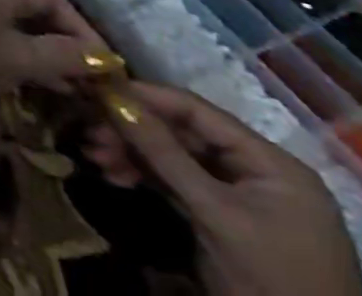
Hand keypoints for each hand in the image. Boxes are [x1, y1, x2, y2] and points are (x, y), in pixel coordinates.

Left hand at [0, 0, 108, 109]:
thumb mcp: (21, 59)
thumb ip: (65, 56)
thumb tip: (104, 60)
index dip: (84, 32)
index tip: (108, 67)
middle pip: (37, 10)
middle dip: (68, 45)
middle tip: (97, 81)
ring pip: (19, 25)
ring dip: (48, 54)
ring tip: (79, 89)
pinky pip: (0, 35)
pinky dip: (24, 56)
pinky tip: (47, 85)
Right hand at [85, 82, 361, 295]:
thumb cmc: (272, 272)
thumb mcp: (214, 212)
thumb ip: (164, 154)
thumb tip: (114, 99)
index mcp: (270, 163)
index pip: (199, 112)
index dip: (146, 96)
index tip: (96, 89)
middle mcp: (254, 170)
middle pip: (181, 133)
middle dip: (132, 132)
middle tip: (89, 133)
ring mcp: (236, 194)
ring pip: (171, 156)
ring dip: (131, 153)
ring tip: (95, 157)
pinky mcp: (218, 214)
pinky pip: (173, 181)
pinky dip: (142, 175)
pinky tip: (114, 177)